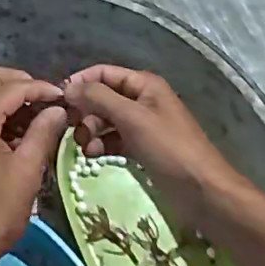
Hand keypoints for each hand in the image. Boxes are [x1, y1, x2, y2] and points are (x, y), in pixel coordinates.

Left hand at [0, 66, 68, 265]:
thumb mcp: (26, 171)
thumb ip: (43, 133)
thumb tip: (59, 109)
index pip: (13, 87)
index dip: (42, 88)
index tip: (66, 97)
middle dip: (24, 84)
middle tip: (50, 101)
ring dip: (12, 97)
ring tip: (42, 115)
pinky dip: (2, 111)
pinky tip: (23, 130)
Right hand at [64, 65, 245, 228]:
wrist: (205, 193)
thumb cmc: (169, 148)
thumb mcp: (132, 118)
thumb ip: (99, 98)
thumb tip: (68, 87)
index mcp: (144, 84)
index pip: (103, 73)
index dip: (81, 82)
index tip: (59, 100)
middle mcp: (143, 99)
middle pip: (103, 96)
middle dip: (85, 110)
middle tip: (70, 129)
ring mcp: (144, 124)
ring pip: (107, 119)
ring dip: (91, 130)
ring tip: (83, 148)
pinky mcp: (143, 146)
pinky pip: (115, 138)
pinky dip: (103, 144)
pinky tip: (94, 156)